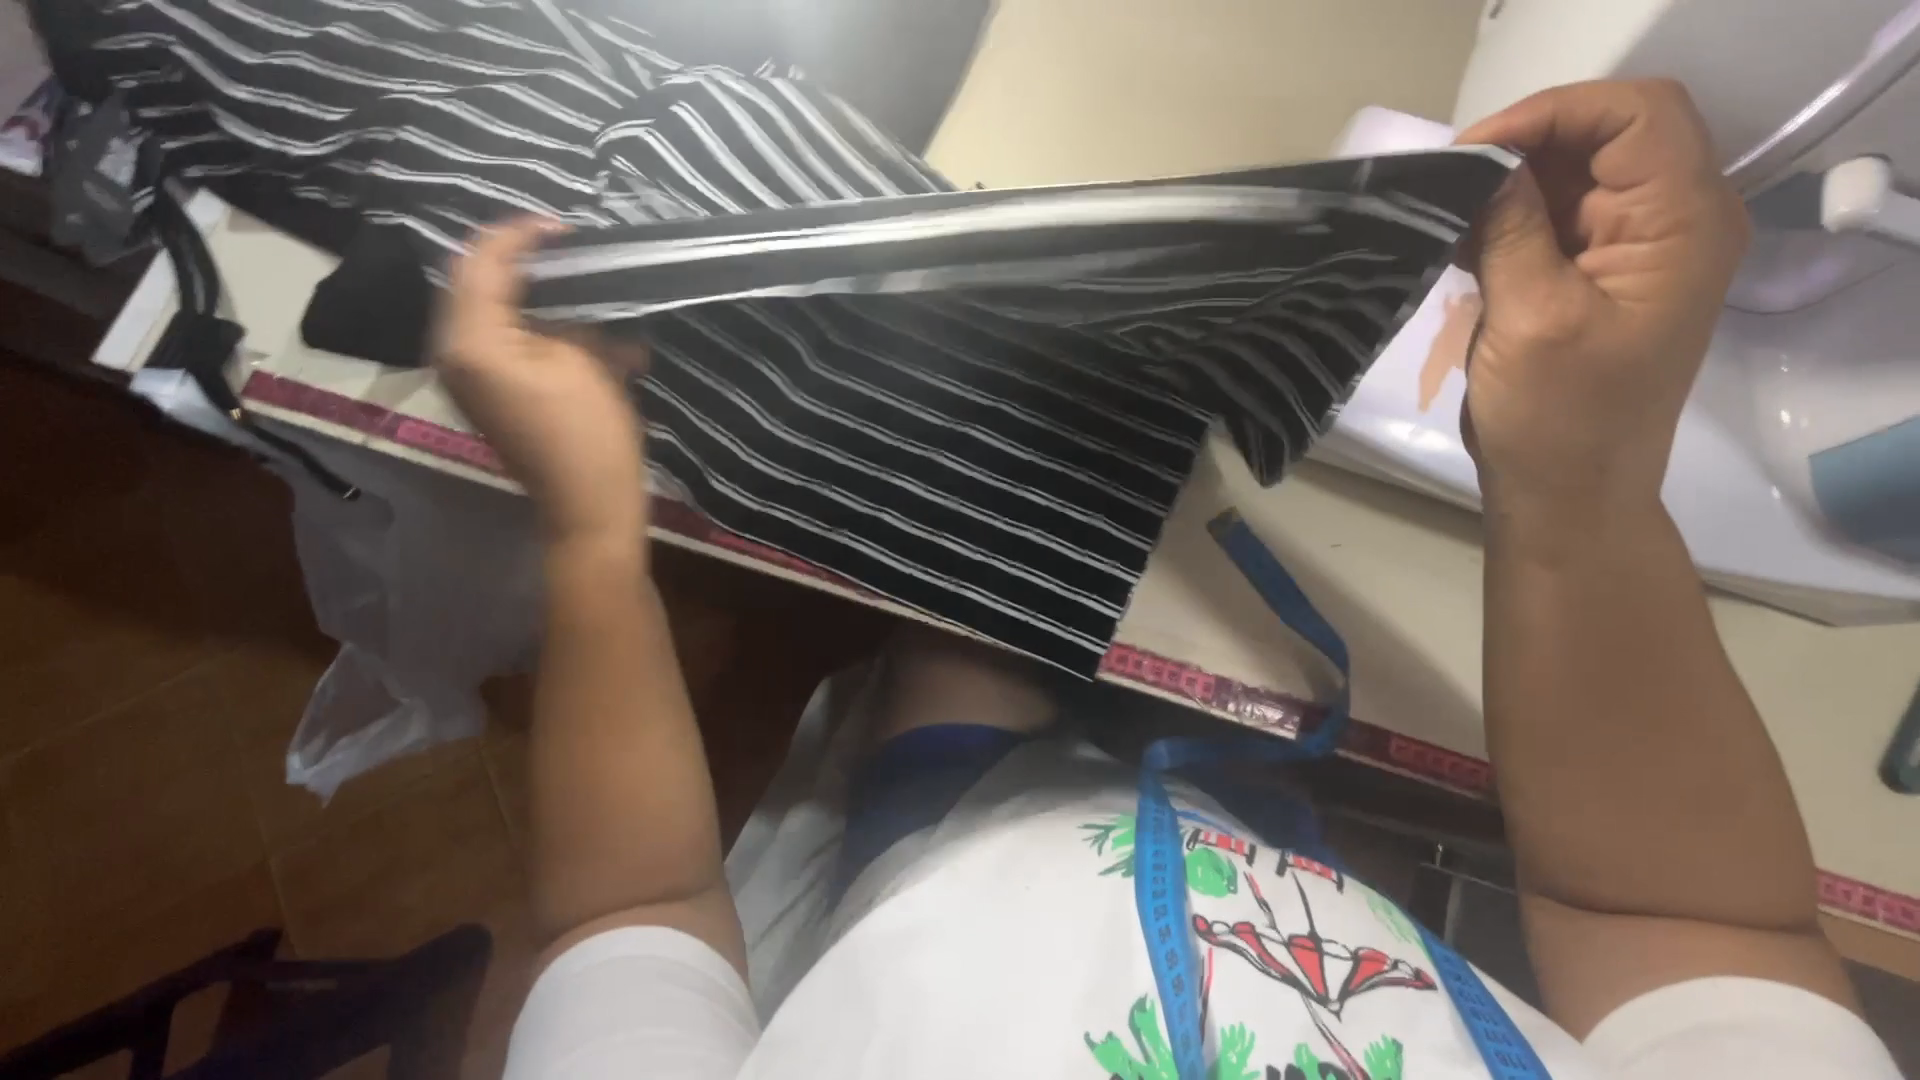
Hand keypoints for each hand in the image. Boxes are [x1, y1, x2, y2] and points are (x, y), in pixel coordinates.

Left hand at [434, 216, 651, 548]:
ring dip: (539, 299)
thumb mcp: (585, 361)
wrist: (589, 510)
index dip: (521, 236)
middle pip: (479, 286)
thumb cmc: (591, 436)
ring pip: (495, 315)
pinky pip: (507, 344)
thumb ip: (567, 313)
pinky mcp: (491, 396)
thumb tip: (571, 292)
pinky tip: (585, 333)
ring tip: (586, 292)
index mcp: (471, 341)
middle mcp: (454, 354)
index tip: (567, 227)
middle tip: (575, 254)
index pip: (480, 263)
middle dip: (527, 265)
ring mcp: (469, 379)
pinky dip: (541, 330)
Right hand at [1454, 79, 1750, 522]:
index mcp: (1680, 226)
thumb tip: (1482, 165)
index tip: (1470, 151)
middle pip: (1606, 138)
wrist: (1565, 493)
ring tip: (1441, 213)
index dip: (1554, 113)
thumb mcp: (1532, 319)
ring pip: (1570, 178)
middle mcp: (1668, 224)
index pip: (1636, 116)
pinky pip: (1548, 223)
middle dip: (1522, 146)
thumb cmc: (1558, 418)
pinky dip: (1501, 221)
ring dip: (1504, 186)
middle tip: (1444, 182)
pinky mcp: (1586, 279)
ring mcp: (1627, 252)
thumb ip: (1512, 232)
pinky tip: (1455, 242)